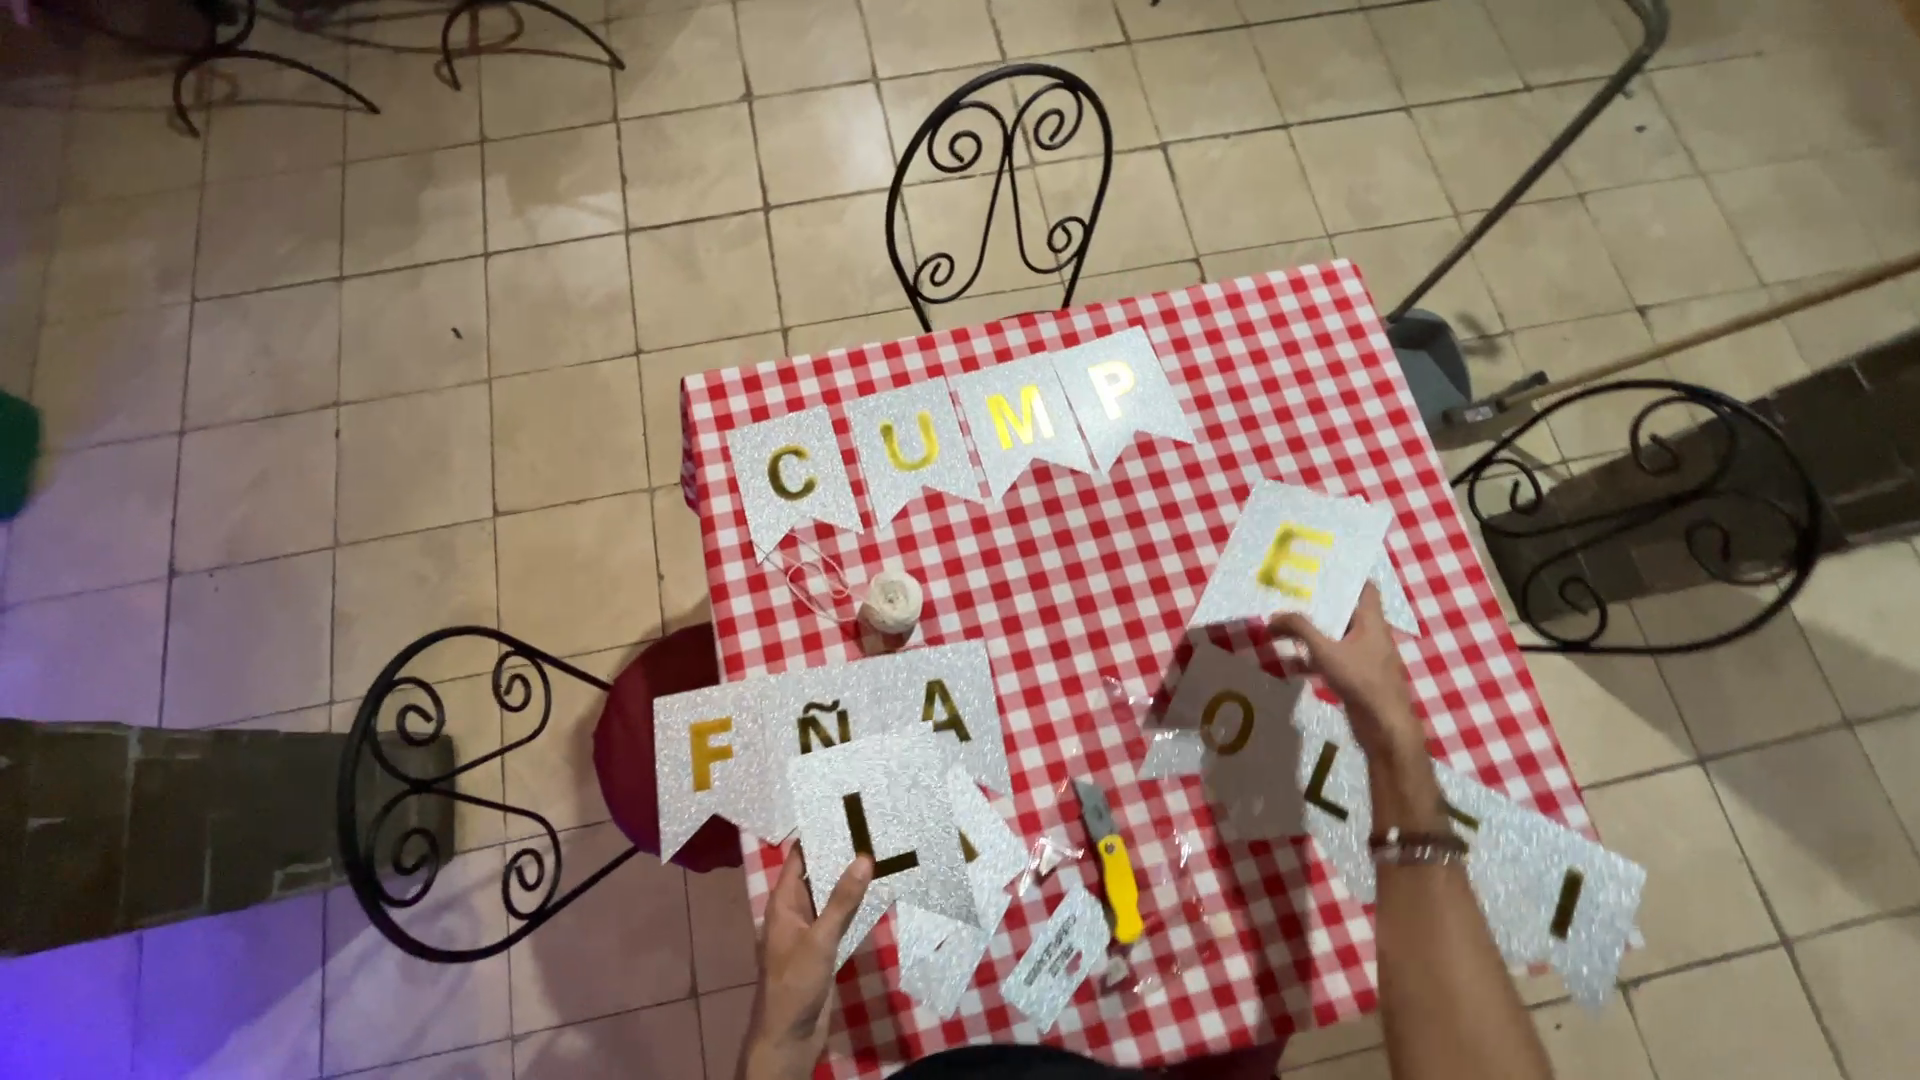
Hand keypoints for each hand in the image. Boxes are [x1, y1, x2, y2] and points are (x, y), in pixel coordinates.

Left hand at [737, 843, 871, 1079]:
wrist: (789, 1037)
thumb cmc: (795, 983)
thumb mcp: (820, 939)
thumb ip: (842, 900)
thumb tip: (863, 857)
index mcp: (783, 903)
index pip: (799, 858)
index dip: (818, 835)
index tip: (843, 812)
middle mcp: (795, 911)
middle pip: (817, 873)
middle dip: (840, 853)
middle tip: (871, 827)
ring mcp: (809, 930)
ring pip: (830, 895)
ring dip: (850, 878)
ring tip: (879, 851)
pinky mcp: (823, 948)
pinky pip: (839, 916)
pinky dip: (855, 903)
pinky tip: (877, 891)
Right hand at [1269, 584, 1421, 761]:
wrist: (1384, 725)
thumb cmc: (1361, 680)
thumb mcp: (1325, 650)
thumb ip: (1300, 629)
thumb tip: (1274, 615)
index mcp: (1371, 621)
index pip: (1364, 588)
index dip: (1346, 576)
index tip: (1318, 569)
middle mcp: (1370, 634)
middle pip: (1343, 612)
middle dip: (1316, 605)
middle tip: (1288, 596)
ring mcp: (1363, 656)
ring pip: (1333, 636)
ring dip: (1309, 633)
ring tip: (1279, 627)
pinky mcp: (1356, 676)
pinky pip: (1330, 658)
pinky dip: (1311, 657)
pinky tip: (1289, 661)